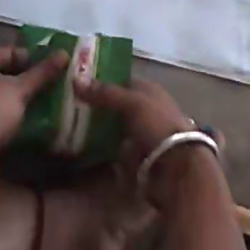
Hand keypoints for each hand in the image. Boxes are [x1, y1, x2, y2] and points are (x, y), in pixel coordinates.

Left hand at [0, 47, 67, 161]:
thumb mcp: (20, 89)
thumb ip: (42, 72)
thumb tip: (64, 52)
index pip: (11, 51)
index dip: (32, 56)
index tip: (53, 65)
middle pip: (7, 72)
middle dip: (30, 78)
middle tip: (54, 82)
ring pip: (4, 94)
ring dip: (23, 98)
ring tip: (48, 100)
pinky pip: (0, 113)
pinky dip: (15, 114)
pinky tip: (33, 119)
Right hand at [74, 78, 205, 207]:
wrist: (178, 168)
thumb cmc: (158, 126)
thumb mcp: (132, 103)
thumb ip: (106, 94)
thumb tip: (75, 80)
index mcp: (149, 91)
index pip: (122, 81)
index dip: (102, 81)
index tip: (78, 84)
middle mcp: (146, 109)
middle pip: (117, 106)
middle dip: (97, 108)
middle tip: (70, 109)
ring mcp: (143, 134)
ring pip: (116, 128)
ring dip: (99, 131)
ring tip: (72, 130)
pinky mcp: (138, 158)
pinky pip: (116, 150)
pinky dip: (104, 151)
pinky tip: (86, 152)